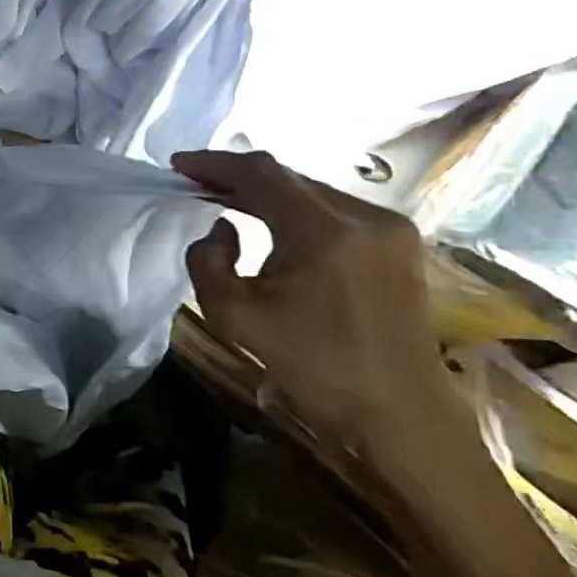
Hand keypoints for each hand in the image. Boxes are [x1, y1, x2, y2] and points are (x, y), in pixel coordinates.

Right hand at [171, 150, 447, 453]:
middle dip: (236, 176)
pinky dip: (292, 207)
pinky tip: (268, 221)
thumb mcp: (231, 314)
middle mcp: (366, 218)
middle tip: (193, 183)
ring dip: (264, 191)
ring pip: (311, 190)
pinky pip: (333, 209)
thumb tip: (222, 230)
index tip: (176, 166)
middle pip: (288, 177)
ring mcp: (391, 229)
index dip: (214, 164)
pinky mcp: (399, 245)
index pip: (261, 174)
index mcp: (325, 232)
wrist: (397, 413)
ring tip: (223, 199)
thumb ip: (207, 260)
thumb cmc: (310, 365)